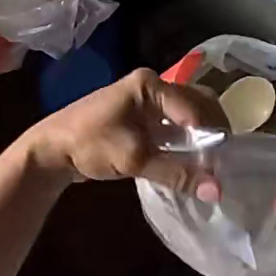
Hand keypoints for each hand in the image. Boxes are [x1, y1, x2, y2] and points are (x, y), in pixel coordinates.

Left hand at [15, 69, 225, 197]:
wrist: (50, 150)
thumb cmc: (90, 145)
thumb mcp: (135, 159)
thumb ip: (177, 173)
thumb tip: (216, 191)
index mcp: (150, 85)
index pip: (195, 107)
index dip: (213, 135)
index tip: (226, 163)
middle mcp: (152, 85)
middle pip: (196, 103)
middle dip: (212, 131)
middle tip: (224, 160)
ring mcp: (146, 99)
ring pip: (187, 113)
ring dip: (200, 136)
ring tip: (212, 163)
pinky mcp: (141, 115)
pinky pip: (174, 123)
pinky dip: (186, 139)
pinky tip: (193, 160)